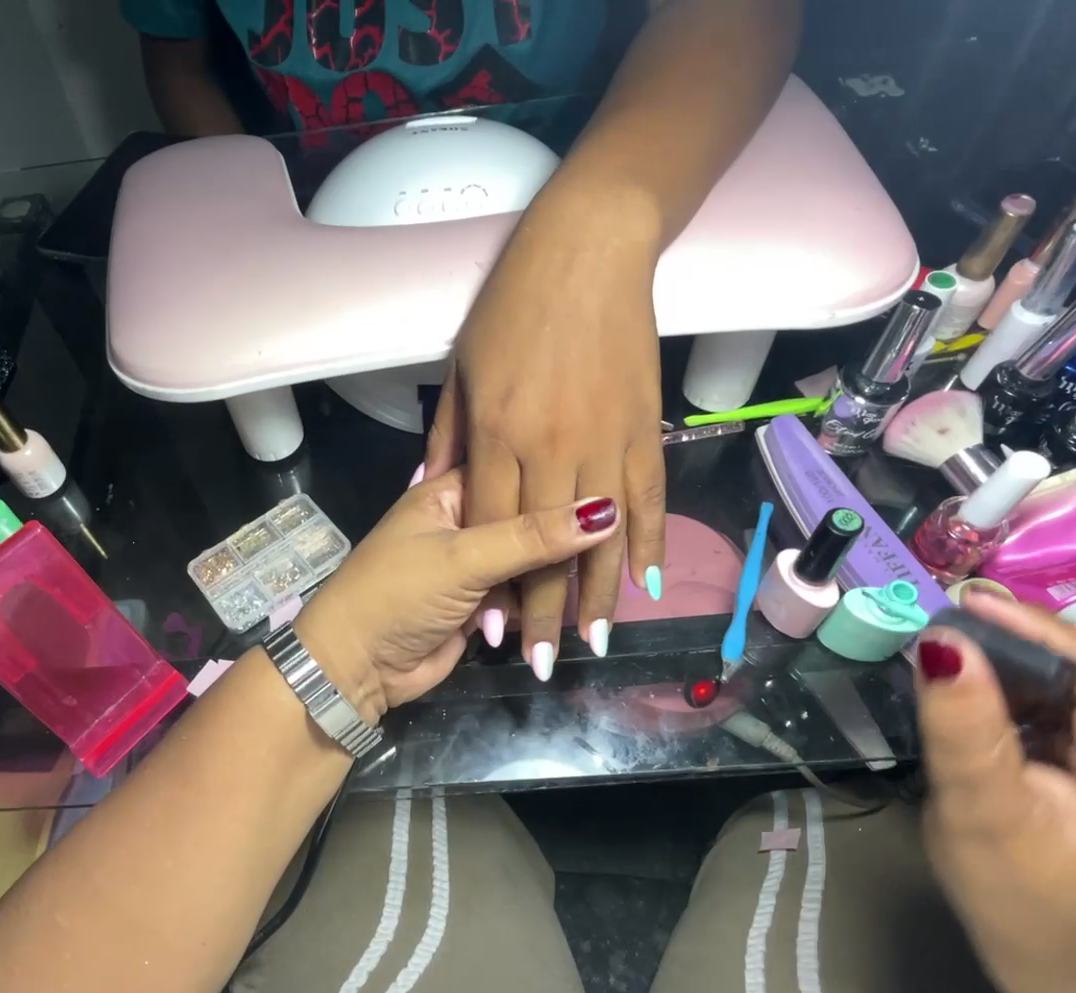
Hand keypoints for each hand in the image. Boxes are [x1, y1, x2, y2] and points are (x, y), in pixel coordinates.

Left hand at [290, 468, 618, 722]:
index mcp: (448, 491)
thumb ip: (532, 536)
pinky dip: (541, 604)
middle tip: (615, 545)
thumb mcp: (464, 559)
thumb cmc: (398, 594)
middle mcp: (464, 520)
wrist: (358, 666)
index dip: (560, 478)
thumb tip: (608, 510)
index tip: (613, 483)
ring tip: (598, 583)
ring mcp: (472, 564)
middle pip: (529, 518)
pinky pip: (523, 595)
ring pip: (530, 560)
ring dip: (554, 577)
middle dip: (562, 537)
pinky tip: (574, 610)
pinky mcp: (481, 603)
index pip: (516, 469)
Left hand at [424, 185, 666, 677]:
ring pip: (601, 535)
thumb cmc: (509, 307)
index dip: (495, 580)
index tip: (498, 629)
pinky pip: (647, 497)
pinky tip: (645, 582)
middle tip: (550, 659)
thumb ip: (447, 438)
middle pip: (546, 545)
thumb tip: (426, 490)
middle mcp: (550, 447)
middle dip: (548, 608)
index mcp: (497, 435)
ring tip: (597, 640)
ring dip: (600, 593)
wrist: (586, 250)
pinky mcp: (643, 428)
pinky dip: (648, 542)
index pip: (493, 525)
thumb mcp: (460, 370)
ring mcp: (603, 439)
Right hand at [914, 594, 1075, 992]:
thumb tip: (941, 641)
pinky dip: (1048, 690)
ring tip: (970, 650)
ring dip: (1037, 664)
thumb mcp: (976, 811)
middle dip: (1034, 644)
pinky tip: (1003, 691)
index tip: (965, 602)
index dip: (1039, 631)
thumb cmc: (1013, 894)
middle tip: (956, 623)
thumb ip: (962, 726)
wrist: (1062, 962)